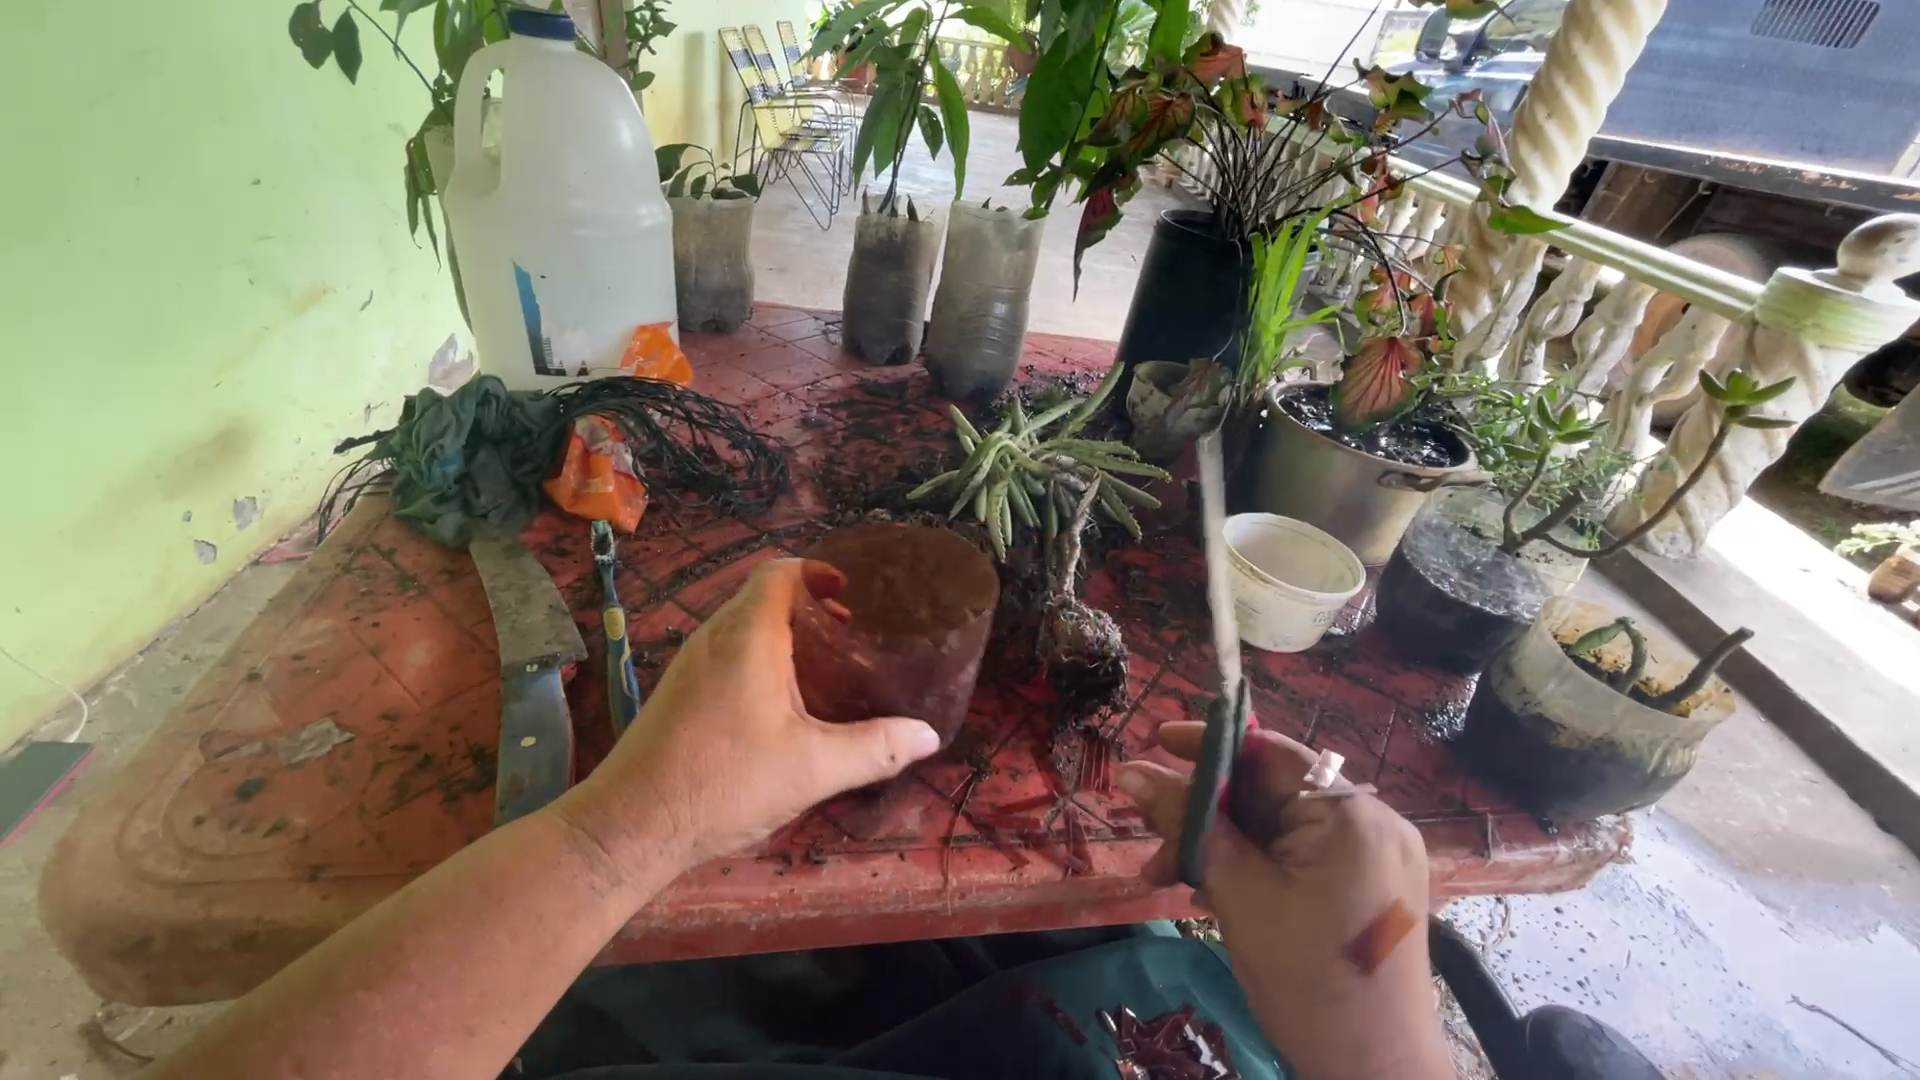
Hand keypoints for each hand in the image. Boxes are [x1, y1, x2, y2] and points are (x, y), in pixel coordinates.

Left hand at [555, 558, 941, 881]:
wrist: (628, 827)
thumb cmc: (723, 784)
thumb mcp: (812, 769)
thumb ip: (876, 749)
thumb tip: (930, 735)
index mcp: (747, 637)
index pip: (780, 572)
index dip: (819, 572)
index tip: (854, 595)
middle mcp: (715, 637)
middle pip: (765, 594)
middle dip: (813, 605)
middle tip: (855, 632)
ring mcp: (693, 663)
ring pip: (746, 623)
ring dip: (788, 631)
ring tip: (830, 663)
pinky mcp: (683, 690)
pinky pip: (731, 650)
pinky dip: (765, 654)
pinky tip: (787, 700)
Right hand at [1115, 723, 1450, 1079]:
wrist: (1378, 1079)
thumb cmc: (1307, 981)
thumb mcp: (1237, 891)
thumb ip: (1186, 822)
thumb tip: (1131, 770)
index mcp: (1350, 814)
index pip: (1268, 752)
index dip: (1209, 743)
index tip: (1157, 741)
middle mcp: (1370, 822)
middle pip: (1267, 790)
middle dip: (1205, 811)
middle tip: (1154, 837)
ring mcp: (1372, 855)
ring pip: (1274, 824)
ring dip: (1219, 843)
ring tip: (1169, 877)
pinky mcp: (1365, 884)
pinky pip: (1294, 852)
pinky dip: (1250, 863)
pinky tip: (1210, 893)